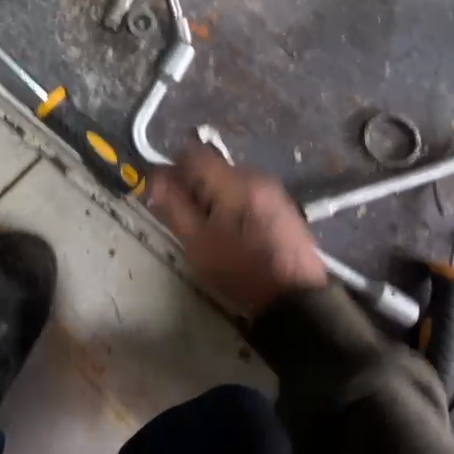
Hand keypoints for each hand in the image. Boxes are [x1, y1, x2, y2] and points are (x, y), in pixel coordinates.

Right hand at [150, 145, 326, 316]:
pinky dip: (231, 201)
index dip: (172, 169)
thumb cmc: (241, 270)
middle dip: (193, 184)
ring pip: (228, 178)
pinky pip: (246, 190)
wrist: (297, 299)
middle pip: (211, 165)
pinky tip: (232, 229)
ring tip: (209, 225)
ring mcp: (273, 189)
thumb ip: (172, 205)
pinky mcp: (282, 204)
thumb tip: (156, 180)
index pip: (192, 154)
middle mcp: (256, 176)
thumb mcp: (196, 242)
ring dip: (212, 193)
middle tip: (185, 214)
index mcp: (233, 182)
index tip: (165, 192)